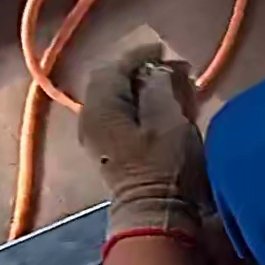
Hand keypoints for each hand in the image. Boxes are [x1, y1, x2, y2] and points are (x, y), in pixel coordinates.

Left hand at [78, 43, 210, 238]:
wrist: (156, 214)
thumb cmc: (165, 165)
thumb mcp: (169, 120)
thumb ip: (161, 87)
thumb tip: (158, 69)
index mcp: (100, 109)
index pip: (112, 68)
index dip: (138, 54)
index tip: (164, 49)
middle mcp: (92, 120)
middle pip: (111, 83)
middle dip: (141, 70)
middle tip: (172, 68)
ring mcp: (99, 138)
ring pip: (118, 99)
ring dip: (143, 88)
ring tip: (172, 86)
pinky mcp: (113, 150)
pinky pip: (123, 115)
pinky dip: (142, 104)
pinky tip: (163, 107)